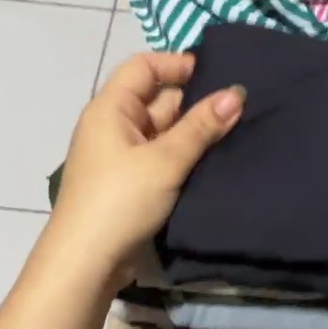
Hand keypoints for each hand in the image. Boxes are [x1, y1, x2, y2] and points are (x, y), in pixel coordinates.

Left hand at [47, 53, 243, 277]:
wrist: (86, 264)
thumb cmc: (120, 201)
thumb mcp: (166, 160)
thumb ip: (202, 126)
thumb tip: (236, 93)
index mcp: (111, 109)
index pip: (144, 67)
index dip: (177, 64)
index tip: (217, 75)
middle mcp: (114, 126)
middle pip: (158, 99)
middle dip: (196, 102)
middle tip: (241, 106)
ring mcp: (122, 157)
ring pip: (165, 131)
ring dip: (194, 133)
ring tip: (239, 131)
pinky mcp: (132, 183)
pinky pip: (163, 157)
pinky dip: (186, 156)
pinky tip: (217, 160)